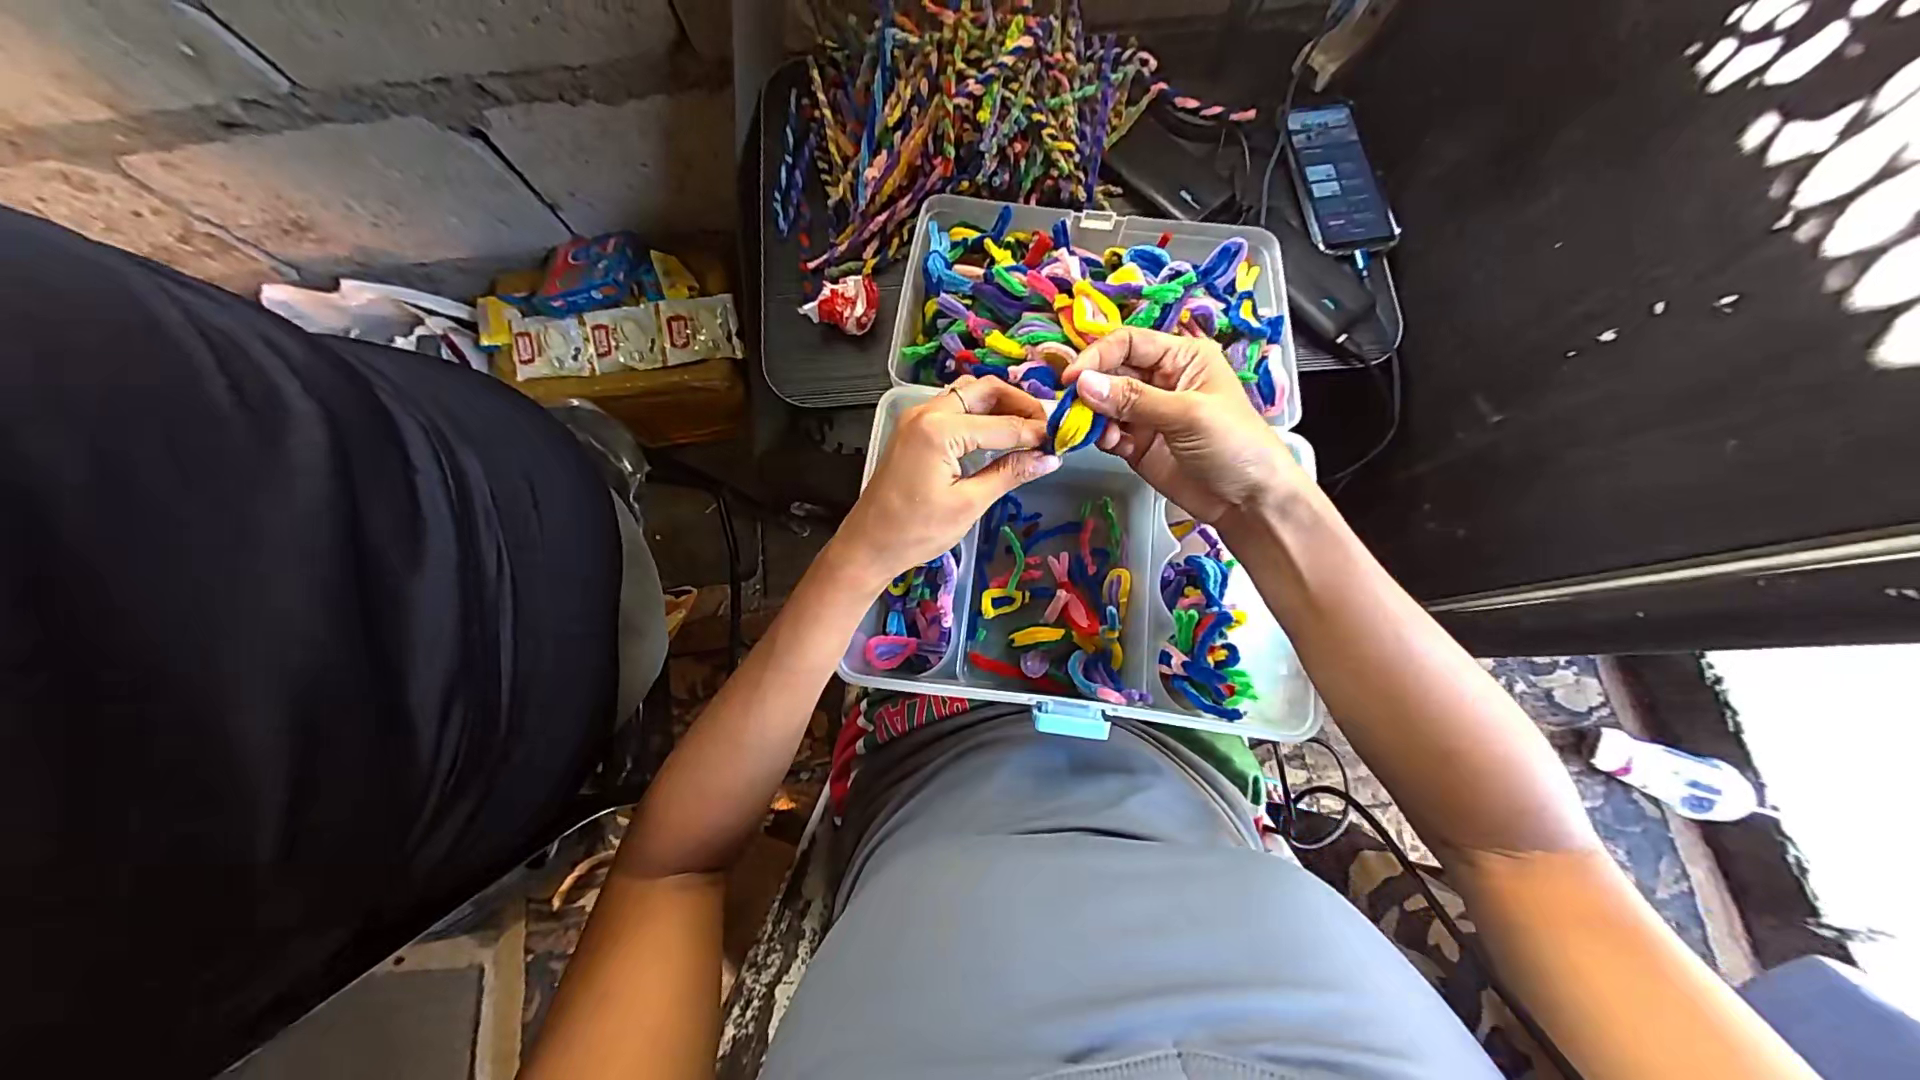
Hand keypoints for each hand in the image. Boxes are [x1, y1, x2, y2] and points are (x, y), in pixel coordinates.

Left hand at [830, 376, 1060, 588]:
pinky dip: (981, 415)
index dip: (1036, 432)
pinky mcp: (915, 430)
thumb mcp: (968, 504)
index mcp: (939, 429)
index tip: (1064, 441)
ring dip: (1001, 406)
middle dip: (1020, 404)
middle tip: (1046, 429)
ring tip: (1029, 431)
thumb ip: (1010, 473)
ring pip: (969, 396)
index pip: (1002, 423)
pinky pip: (954, 409)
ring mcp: (917, 418)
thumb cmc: (915, 532)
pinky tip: (1000, 435)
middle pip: (985, 391)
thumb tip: (1050, 458)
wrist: (868, 545)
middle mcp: (927, 412)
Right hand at [1061, 328, 1309, 524]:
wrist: (1249, 502)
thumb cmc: (1236, 446)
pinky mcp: (1137, 444)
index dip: (1099, 356)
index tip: (1073, 377)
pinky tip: (1111, 444)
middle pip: (1111, 373)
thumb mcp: (1187, 414)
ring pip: (1104, 405)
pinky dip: (1101, 438)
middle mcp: (1162, 381)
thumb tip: (1085, 383)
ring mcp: (1147, 414)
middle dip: (1091, 388)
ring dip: (1094, 416)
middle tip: (1072, 406)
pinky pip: (1108, 433)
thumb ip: (1134, 399)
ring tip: (1099, 431)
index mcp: (1182, 358)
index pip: (1130, 343)